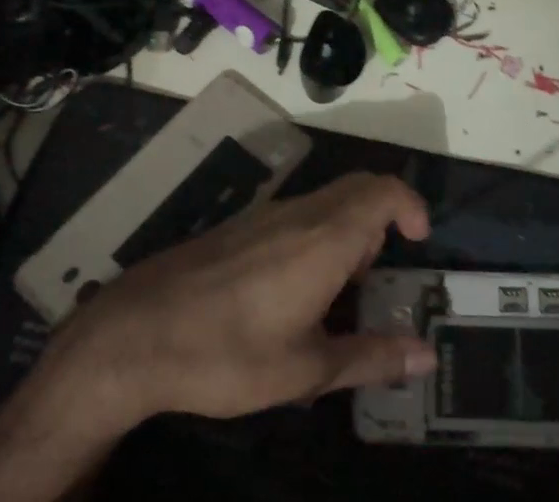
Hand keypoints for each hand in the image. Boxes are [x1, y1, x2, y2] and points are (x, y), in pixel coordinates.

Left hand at [35, 172, 438, 426]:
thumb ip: (370, 358)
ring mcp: (263, 216)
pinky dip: (315, 236)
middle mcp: (299, 214)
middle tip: (379, 276)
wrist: (131, 337)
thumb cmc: (226, 354)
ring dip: (348, 230)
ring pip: (324, 202)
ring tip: (339, 292)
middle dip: (384, 220)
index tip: (419, 241)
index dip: (412, 206)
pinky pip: (294, 215)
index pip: (384, 190)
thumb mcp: (305, 370)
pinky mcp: (236, 228)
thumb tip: (427, 357)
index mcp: (326, 238)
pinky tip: (293, 291)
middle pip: (358, 188)